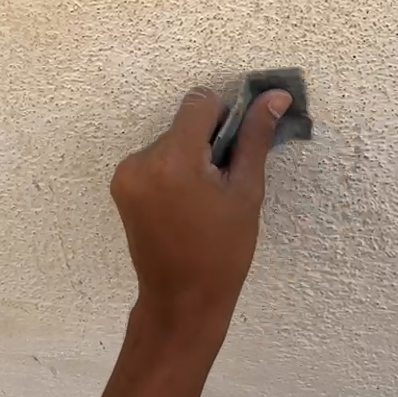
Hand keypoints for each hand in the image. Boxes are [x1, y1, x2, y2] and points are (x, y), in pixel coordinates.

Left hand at [110, 86, 292, 334]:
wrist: (182, 300)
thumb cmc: (222, 252)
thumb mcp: (247, 191)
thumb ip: (256, 137)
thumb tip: (276, 96)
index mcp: (173, 160)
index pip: (200, 102)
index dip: (225, 115)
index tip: (236, 147)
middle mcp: (142, 160)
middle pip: (184, 122)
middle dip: (208, 140)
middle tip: (224, 180)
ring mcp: (127, 173)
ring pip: (170, 139)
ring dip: (190, 154)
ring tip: (204, 196)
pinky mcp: (121, 184)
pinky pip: (154, 157)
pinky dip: (173, 168)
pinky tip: (186, 200)